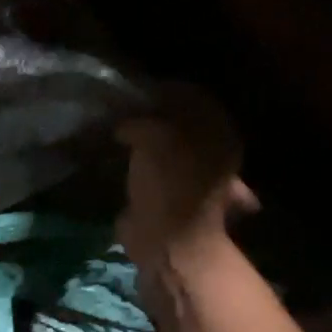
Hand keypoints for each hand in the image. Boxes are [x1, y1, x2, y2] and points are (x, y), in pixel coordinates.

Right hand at [115, 85, 250, 276]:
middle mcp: (211, 149)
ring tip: (114, 131)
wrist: (167, 242)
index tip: (129, 89)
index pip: (190, 95)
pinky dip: (135, 160)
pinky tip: (116, 157)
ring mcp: (191, 175)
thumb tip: (124, 123)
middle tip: (118, 109)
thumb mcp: (155, 138)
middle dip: (150, 113)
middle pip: (178, 119)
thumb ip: (141, 121)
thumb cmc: (170, 187)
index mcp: (217, 132)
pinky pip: (150, 166)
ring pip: (165, 143)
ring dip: (142, 137)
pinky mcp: (168, 195)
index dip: (160, 89)